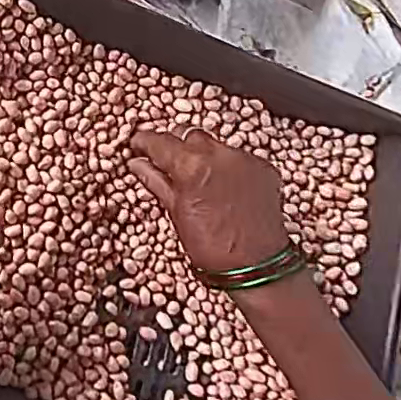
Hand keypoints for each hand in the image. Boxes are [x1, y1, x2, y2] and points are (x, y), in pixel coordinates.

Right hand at [128, 128, 290, 272]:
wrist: (256, 265)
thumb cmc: (212, 245)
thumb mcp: (175, 211)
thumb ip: (156, 181)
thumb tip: (138, 164)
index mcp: (191, 165)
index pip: (159, 140)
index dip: (144, 142)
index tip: (138, 145)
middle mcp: (219, 155)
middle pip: (187, 134)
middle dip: (174, 146)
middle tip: (165, 163)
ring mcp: (244, 159)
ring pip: (212, 143)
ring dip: (200, 154)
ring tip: (195, 177)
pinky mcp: (262, 167)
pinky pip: (235, 156)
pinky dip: (224, 165)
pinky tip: (220, 185)